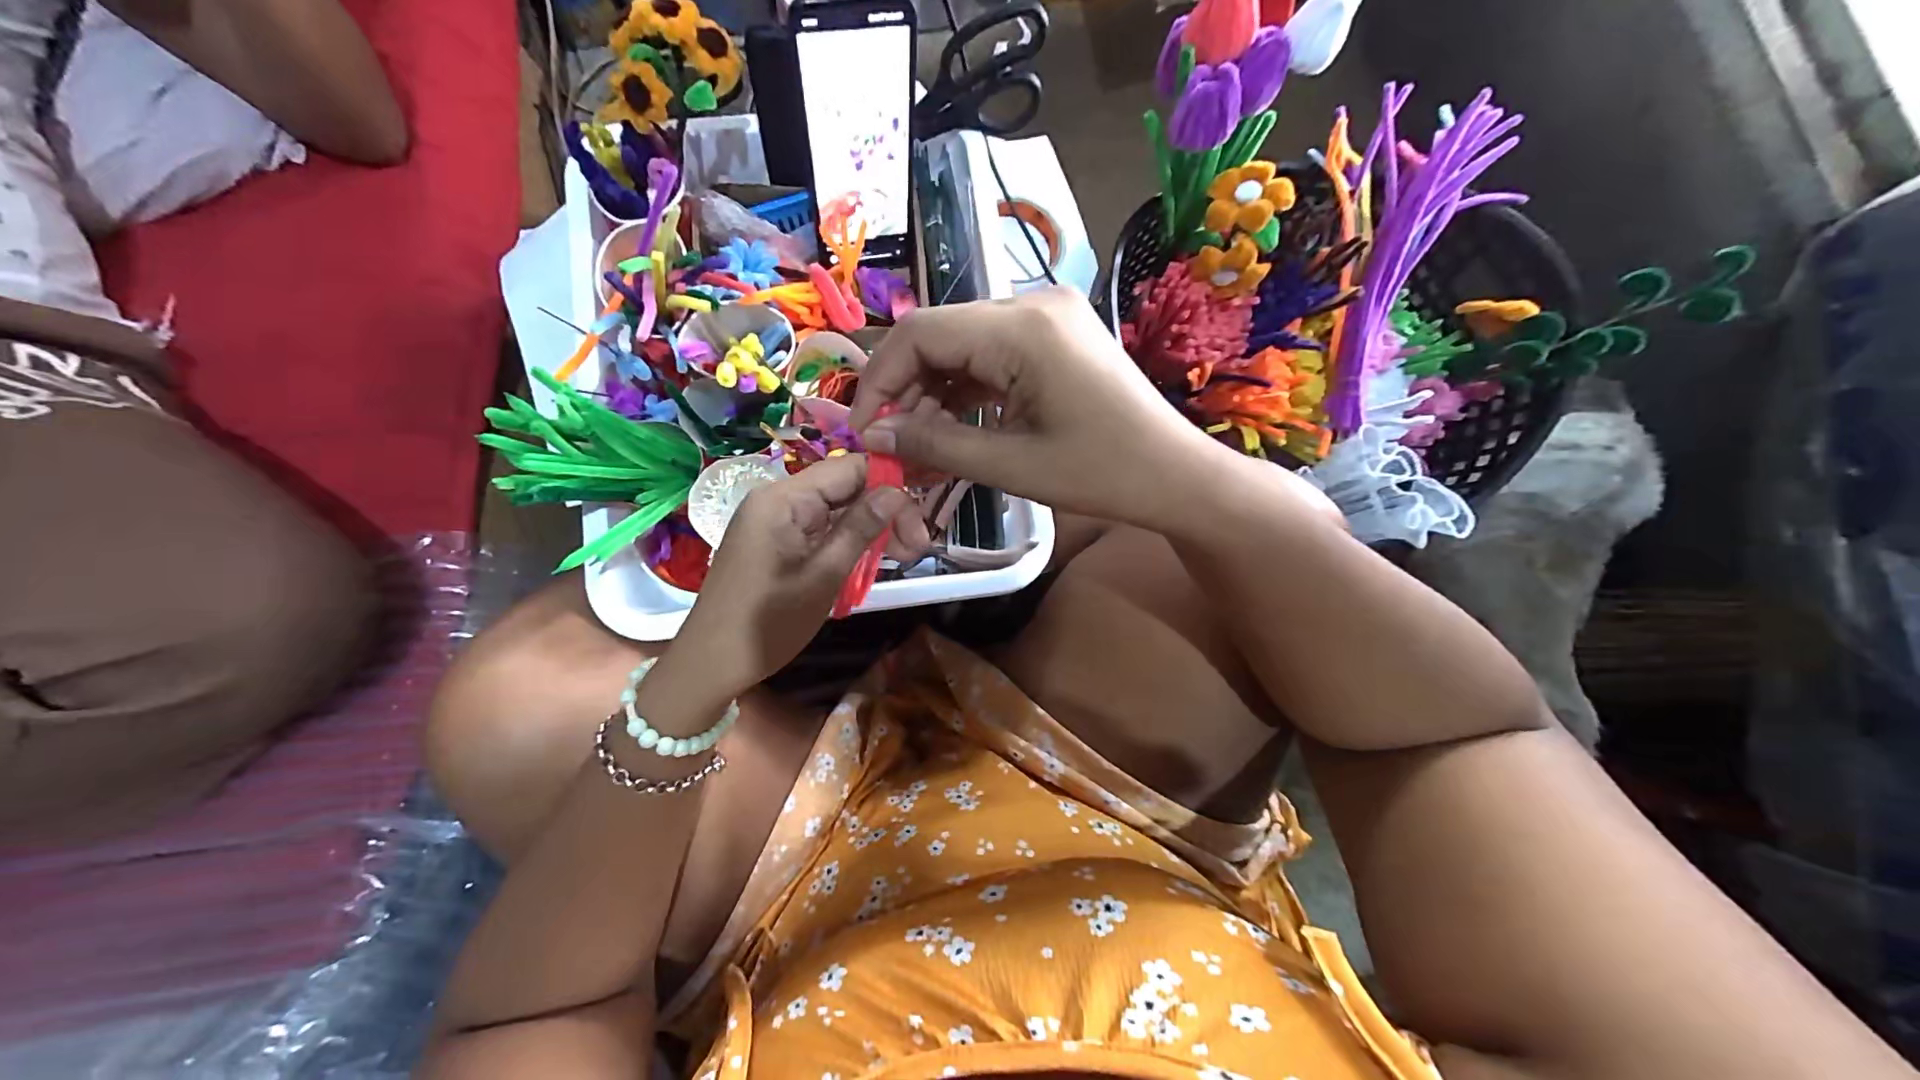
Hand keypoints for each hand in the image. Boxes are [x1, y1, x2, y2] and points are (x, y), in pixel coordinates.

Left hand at [668, 455, 924, 694]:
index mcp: (784, 498)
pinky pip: (817, 524)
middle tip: (916, 549)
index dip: (891, 486)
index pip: (851, 467)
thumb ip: (860, 529)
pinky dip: (845, 538)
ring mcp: (771, 517)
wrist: (711, 662)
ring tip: (901, 556)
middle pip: (844, 486)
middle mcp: (776, 497)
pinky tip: (869, 557)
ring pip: (834, 507)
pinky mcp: (771, 537)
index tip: (919, 523)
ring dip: (869, 526)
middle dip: (884, 510)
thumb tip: (897, 493)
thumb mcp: (824, 576)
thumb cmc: (770, 623)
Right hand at [849, 288, 1226, 529]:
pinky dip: (965, 388)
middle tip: (892, 443)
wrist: (1175, 474)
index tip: (864, 429)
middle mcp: (1033, 304)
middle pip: (939, 333)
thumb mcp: (1010, 464)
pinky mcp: (1055, 336)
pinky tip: (954, 424)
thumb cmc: (1102, 474)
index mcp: (1023, 328)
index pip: (920, 332)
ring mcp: (1048, 316)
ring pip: (962, 344)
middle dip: (906, 388)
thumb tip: (872, 435)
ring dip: (933, 390)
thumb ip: (933, 444)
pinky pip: (991, 353)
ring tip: (921, 442)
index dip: (880, 379)